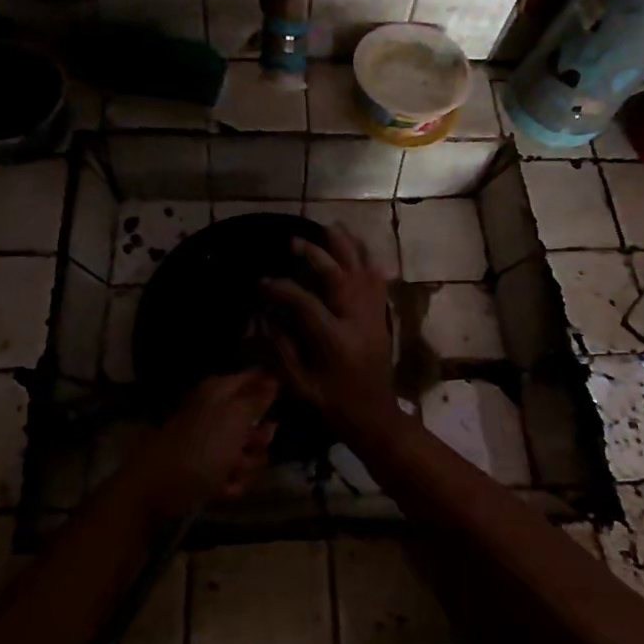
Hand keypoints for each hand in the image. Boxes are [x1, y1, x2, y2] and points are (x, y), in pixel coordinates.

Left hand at [134, 371, 279, 515]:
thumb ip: (256, 399)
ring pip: (251, 452)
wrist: (158, 488)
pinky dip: (234, 482)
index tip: (284, 402)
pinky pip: (237, 473)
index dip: (271, 388)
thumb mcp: (233, 419)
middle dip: (259, 441)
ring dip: (247, 466)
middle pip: (257, 422)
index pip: (254, 379)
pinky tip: (224, 487)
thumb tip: (273, 380)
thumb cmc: (199, 448)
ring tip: (232, 471)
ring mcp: (214, 443)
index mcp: (220, 393)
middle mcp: (218, 414)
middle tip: (250, 446)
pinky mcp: (211, 469)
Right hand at [262, 225, 398, 435]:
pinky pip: (377, 282)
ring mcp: (373, 317)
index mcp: (335, 341)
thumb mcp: (300, 384)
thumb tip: (266, 317)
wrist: (375, 416)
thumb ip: (282, 349)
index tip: (262, 281)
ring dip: (346, 247)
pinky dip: (368, 261)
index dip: (282, 289)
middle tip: (295, 241)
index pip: (305, 304)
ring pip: (362, 272)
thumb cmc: (333, 404)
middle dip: (316, 255)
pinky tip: (359, 247)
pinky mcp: (381, 318)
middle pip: (338, 277)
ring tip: (331, 227)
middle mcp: (357, 322)